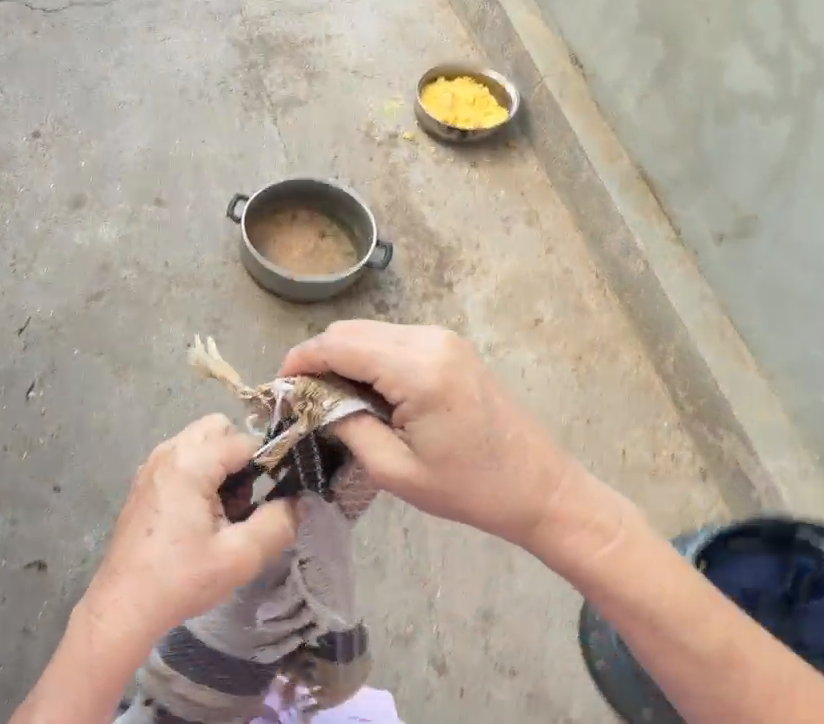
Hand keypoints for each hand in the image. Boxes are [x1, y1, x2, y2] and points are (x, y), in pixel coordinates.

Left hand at [78, 414, 295, 641]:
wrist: (128, 599)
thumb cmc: (183, 577)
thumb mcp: (240, 556)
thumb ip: (276, 523)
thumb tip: (298, 501)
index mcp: (187, 462)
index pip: (241, 440)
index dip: (268, 462)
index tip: (280, 493)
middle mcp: (166, 452)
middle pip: (215, 429)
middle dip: (240, 457)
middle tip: (245, 502)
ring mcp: (151, 464)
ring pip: (198, 443)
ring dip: (220, 466)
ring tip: (225, 514)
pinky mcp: (145, 481)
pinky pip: (181, 459)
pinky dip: (200, 474)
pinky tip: (203, 517)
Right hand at [280, 320, 582, 549]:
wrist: (545, 492)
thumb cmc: (471, 490)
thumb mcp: (394, 470)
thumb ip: (344, 425)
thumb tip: (308, 399)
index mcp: (418, 371)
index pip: (335, 346)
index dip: (299, 362)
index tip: (279, 388)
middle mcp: (428, 341)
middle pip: (346, 331)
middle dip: (316, 359)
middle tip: (304, 397)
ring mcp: (441, 338)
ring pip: (363, 331)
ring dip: (340, 357)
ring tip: (333, 397)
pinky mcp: (447, 345)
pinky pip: (386, 338)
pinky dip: (364, 357)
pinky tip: (367, 391)